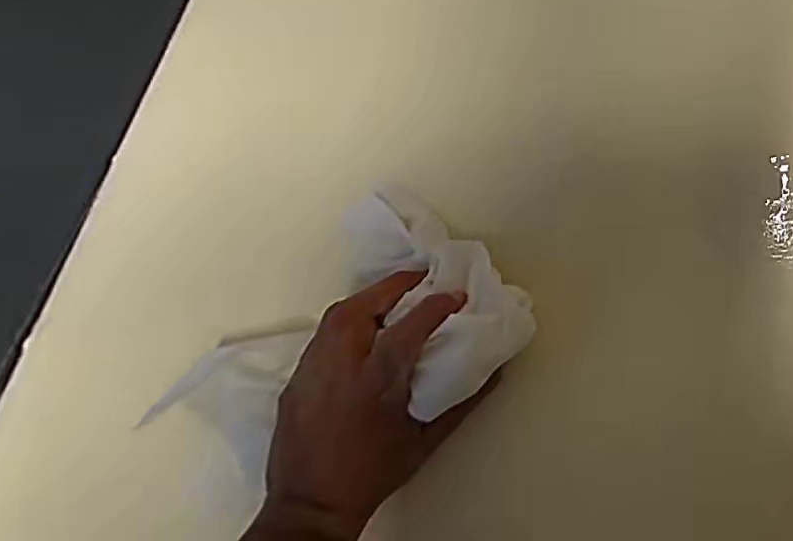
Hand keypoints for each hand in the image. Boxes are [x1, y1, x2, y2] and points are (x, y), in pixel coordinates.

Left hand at [244, 271, 498, 540]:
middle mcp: (336, 374)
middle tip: (424, 278)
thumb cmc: (372, 474)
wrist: (307, 513)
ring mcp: (308, 379)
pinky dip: (348, 322)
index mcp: (373, 384)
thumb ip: (466, 398)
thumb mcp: (428, 438)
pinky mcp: (293, 387)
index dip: (438, 304)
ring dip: (369, 299)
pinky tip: (368, 328)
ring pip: (334, 319)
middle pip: (358, 311)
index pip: (408, 326)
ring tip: (396, 295)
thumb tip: (499, 366)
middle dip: (394, 286)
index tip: (459, 295)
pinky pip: (321, 338)